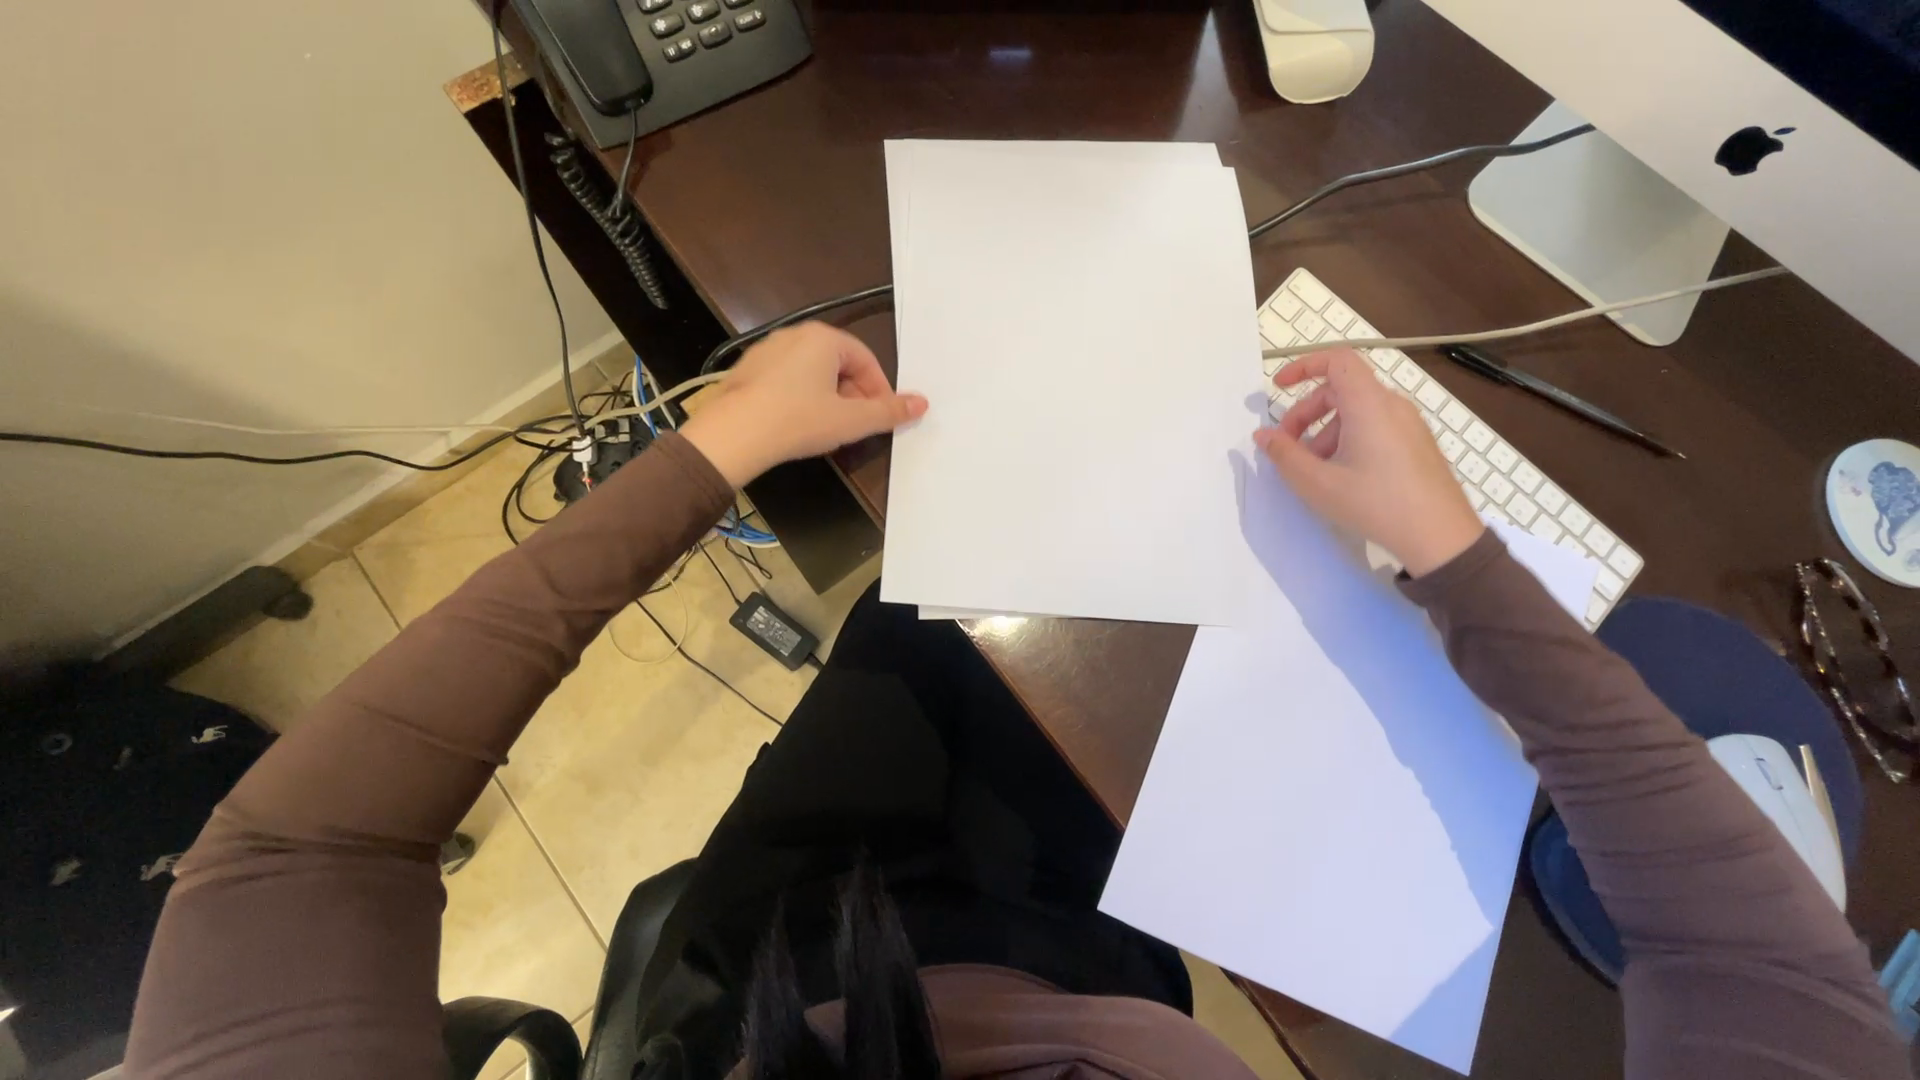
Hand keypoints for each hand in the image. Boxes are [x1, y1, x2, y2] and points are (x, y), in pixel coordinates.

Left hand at [680, 323, 927, 486]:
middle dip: (853, 395)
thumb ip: (888, 412)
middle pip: (839, 364)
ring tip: (829, 429)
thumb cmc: (799, 421)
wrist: (734, 435)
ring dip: (829, 399)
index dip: (879, 391)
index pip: (866, 360)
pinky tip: (799, 425)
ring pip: (813, 373)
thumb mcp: (851, 421)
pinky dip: (801, 399)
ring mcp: (767, 350)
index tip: (882, 418)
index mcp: (823, 338)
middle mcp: (795, 335)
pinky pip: (787, 380)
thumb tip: (922, 404)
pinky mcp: (748, 370)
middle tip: (856, 426)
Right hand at [1254, 350, 1483, 576]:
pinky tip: (1341, 476)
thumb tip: (1263, 435)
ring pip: (1356, 411)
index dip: (1304, 366)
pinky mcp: (1415, 443)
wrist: (1439, 536)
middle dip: (1306, 412)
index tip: (1278, 388)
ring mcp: (1408, 424)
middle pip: (1341, 390)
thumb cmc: (1375, 504)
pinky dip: (1348, 439)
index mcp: (1369, 405)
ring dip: (1325, 431)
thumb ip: (1284, 455)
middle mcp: (1391, 406)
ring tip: (1313, 470)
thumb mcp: (1317, 483)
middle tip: (1287, 446)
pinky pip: (1374, 426)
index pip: (1337, 361)